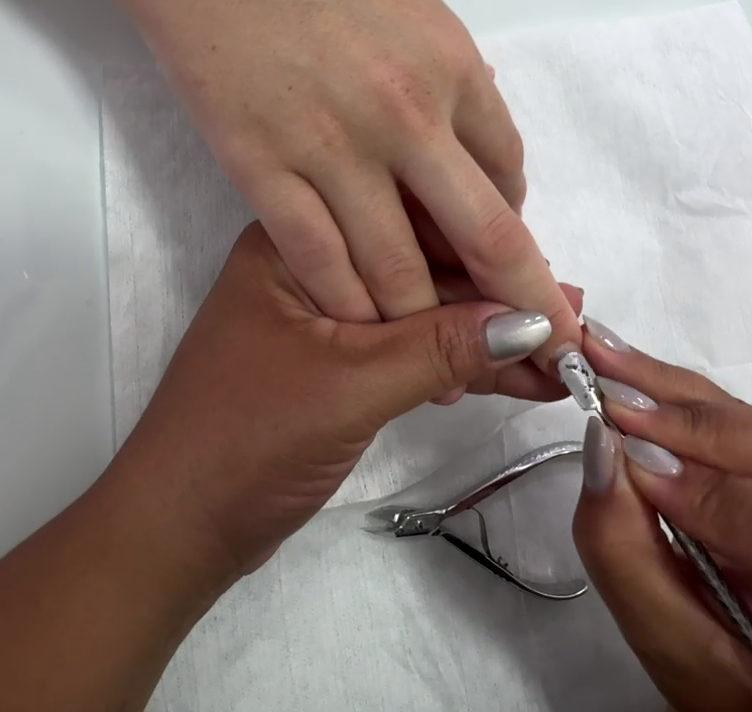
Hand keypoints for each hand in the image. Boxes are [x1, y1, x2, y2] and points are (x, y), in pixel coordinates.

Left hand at [111, 223, 568, 576]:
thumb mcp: (348, 386)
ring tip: (564, 353)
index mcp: (300, 239)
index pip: (408, 222)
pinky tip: (519, 376)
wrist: (175, 529)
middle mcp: (317, 262)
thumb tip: (538, 319)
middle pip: (424, 265)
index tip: (555, 284)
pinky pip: (412, 348)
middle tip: (576, 318)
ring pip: (425, 310)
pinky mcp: (340, 360)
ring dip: (490, 335)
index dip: (486, 251)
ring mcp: (329, 315)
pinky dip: (461, 364)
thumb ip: (441, 347)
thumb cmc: (245, 439)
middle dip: (499, 296)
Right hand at [125, 0, 575, 354]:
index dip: (512, 224)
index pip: (506, 170)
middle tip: (544, 351)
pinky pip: (321, 262)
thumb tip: (452, 123)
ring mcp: (335, 150)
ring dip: (426, 320)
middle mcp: (408, 117)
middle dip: (522, 302)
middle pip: (485, 235)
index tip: (504, 251)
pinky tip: (364, 330)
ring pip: (398, 269)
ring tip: (446, 362)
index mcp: (451, 63)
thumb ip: (435, 65)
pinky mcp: (262, 171)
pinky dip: (351, 306)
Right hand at [571, 325, 751, 711]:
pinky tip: (645, 377)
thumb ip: (627, 552)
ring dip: (686, 395)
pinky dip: (699, 403)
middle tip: (603, 390)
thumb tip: (600, 444)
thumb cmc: (735, 699)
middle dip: (689, 418)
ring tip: (608, 360)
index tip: (627, 464)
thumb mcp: (670, 651)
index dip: (715, 490)